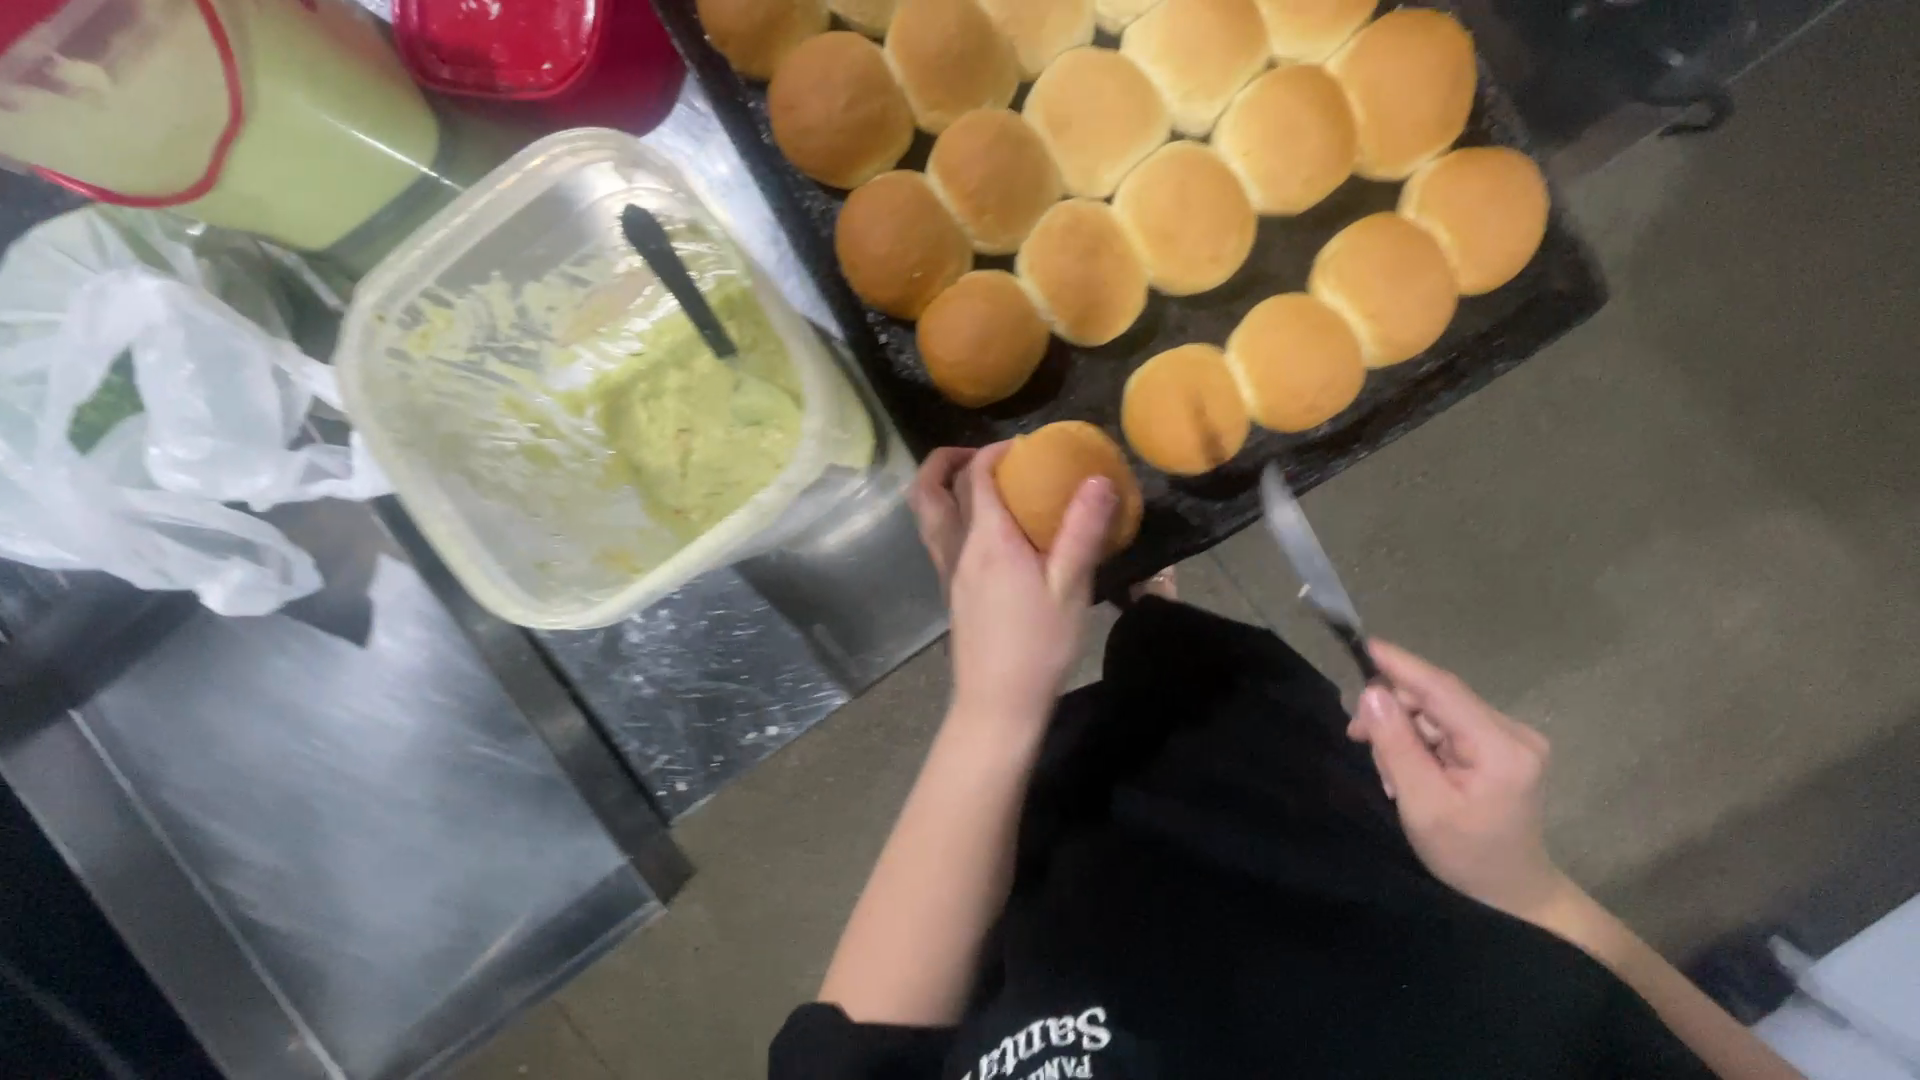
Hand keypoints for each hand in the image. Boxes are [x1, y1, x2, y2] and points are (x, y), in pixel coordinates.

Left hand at [907, 443, 1115, 727]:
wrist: (998, 702)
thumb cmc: (1038, 646)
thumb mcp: (1070, 588)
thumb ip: (1082, 531)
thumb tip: (1098, 478)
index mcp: (988, 540)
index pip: (976, 476)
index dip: (995, 451)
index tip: (1025, 447)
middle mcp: (958, 549)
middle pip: (930, 489)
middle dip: (948, 460)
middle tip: (985, 456)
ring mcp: (947, 571)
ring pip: (927, 515)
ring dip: (942, 487)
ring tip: (980, 485)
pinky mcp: (950, 592)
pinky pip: (938, 538)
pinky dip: (951, 516)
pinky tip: (988, 533)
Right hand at [1349, 640, 1571, 923]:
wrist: (1511, 895)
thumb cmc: (1465, 856)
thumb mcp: (1421, 804)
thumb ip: (1396, 745)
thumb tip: (1372, 693)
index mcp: (1501, 748)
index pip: (1443, 690)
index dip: (1401, 666)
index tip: (1364, 645)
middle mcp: (1514, 733)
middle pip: (1437, 698)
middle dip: (1393, 712)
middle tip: (1359, 739)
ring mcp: (1511, 738)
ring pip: (1437, 710)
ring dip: (1403, 730)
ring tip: (1390, 771)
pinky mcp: (1502, 746)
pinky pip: (1447, 724)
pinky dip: (1419, 739)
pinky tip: (1408, 766)